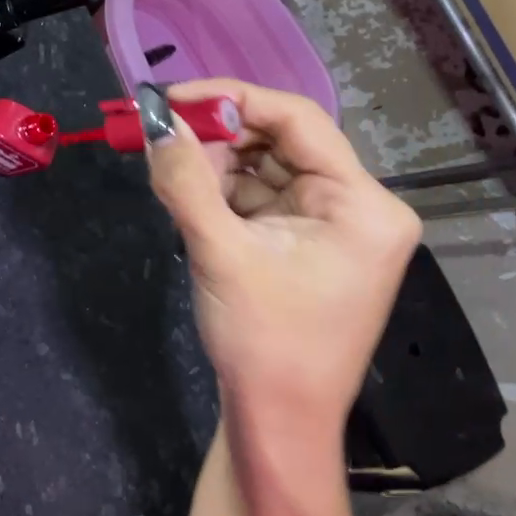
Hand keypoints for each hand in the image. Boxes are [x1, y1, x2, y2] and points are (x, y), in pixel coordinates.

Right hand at [142, 79, 422, 427]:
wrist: (277, 416)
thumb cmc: (264, 337)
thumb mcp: (218, 251)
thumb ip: (185, 179)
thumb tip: (154, 120)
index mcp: (362, 204)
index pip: (298, 120)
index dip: (231, 99)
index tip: (168, 99)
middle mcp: (355, 205)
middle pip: (279, 140)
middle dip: (216, 137)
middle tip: (159, 141)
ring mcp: (328, 224)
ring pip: (261, 166)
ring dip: (212, 165)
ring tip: (170, 177)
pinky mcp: (300, 241)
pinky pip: (255, 195)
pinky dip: (216, 190)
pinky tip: (186, 198)